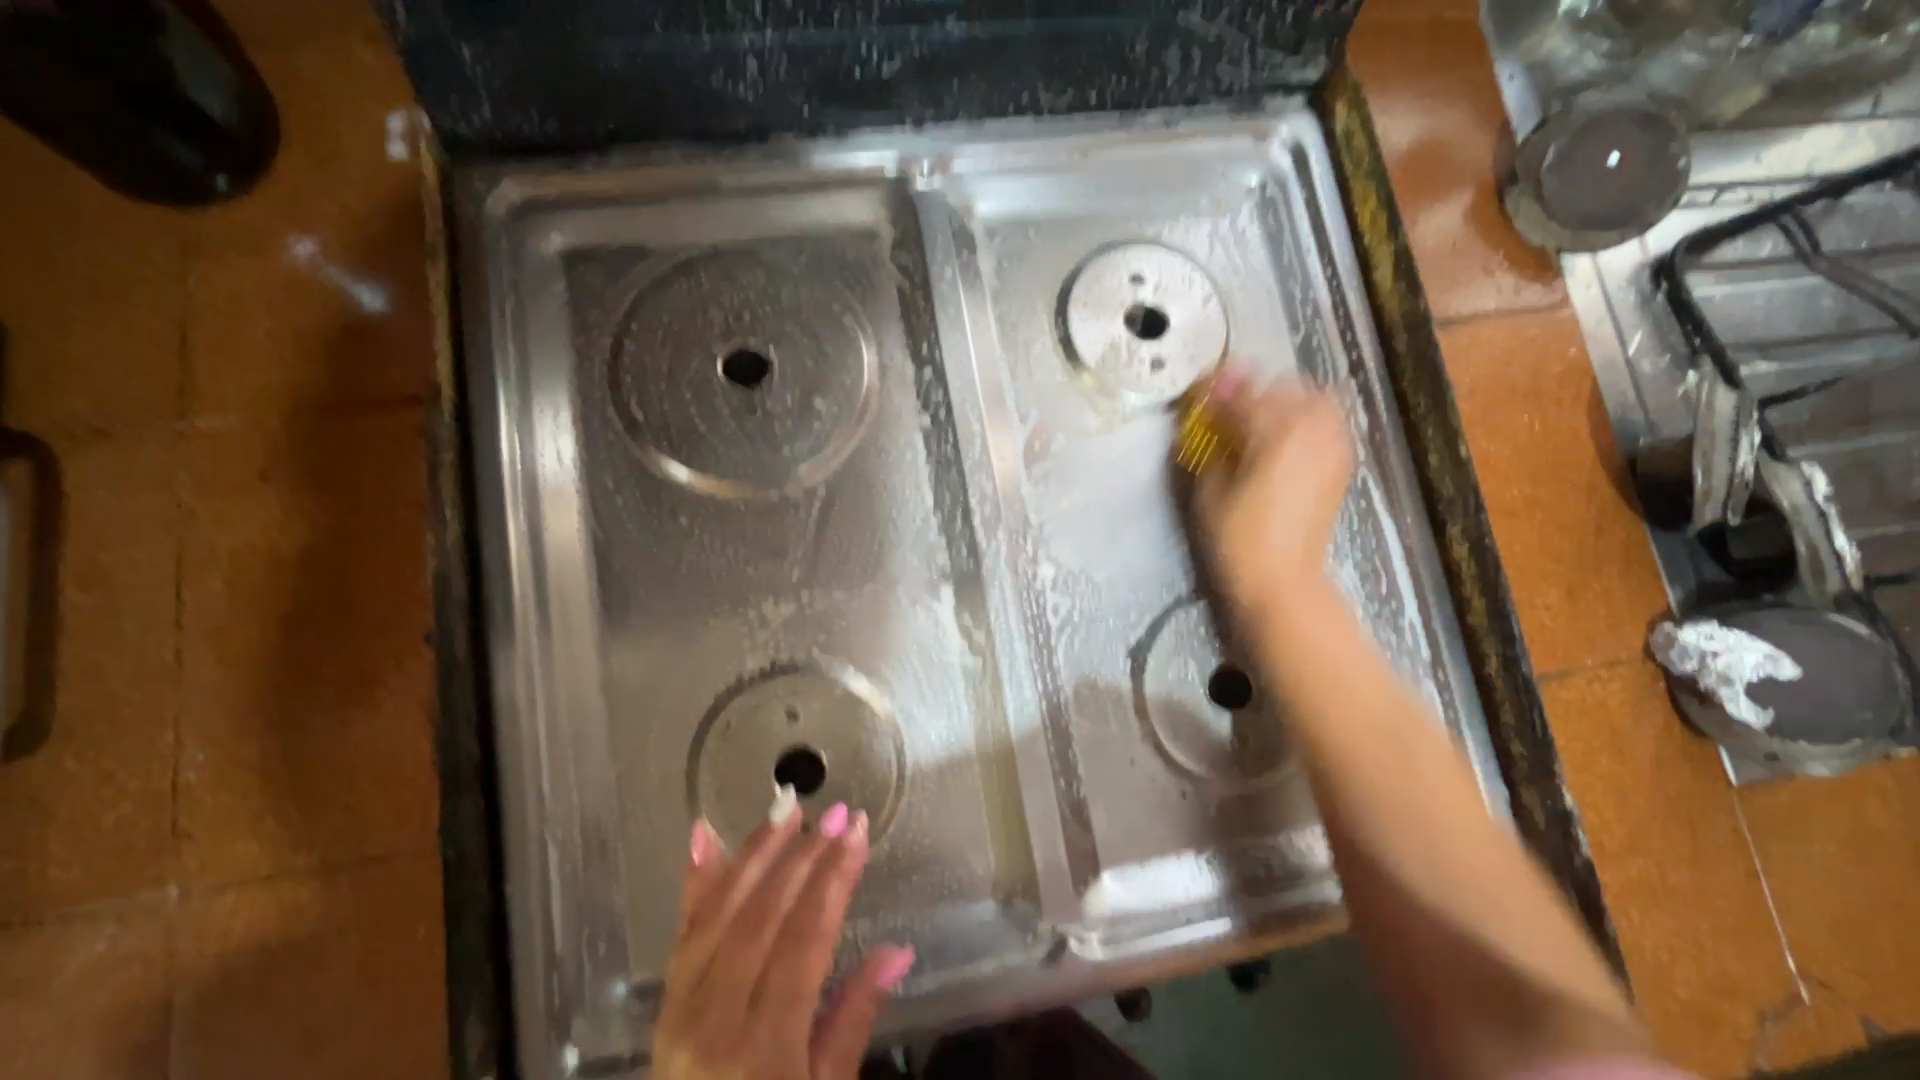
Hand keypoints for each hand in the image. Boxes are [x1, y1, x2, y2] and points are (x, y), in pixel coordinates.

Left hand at [653, 803, 915, 1079]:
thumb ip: (856, 1018)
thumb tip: (898, 950)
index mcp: (764, 1047)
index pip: (803, 941)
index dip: (831, 880)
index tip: (854, 832)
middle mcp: (715, 1019)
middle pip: (761, 918)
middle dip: (801, 857)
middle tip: (833, 813)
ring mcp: (681, 1009)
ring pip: (718, 914)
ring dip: (754, 854)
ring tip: (787, 810)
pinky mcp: (665, 1005)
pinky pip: (682, 932)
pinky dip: (695, 881)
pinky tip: (702, 835)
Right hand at [1194, 373, 1354, 620]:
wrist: (1281, 580)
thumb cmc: (1235, 537)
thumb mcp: (1209, 486)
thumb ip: (1210, 437)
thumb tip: (1208, 404)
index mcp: (1276, 428)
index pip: (1241, 389)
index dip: (1216, 388)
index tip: (1199, 394)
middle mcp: (1312, 426)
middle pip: (1281, 386)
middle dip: (1253, 392)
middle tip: (1228, 414)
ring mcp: (1334, 443)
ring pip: (1311, 398)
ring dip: (1283, 403)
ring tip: (1258, 427)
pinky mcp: (1342, 462)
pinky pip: (1326, 422)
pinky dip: (1305, 422)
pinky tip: (1283, 444)